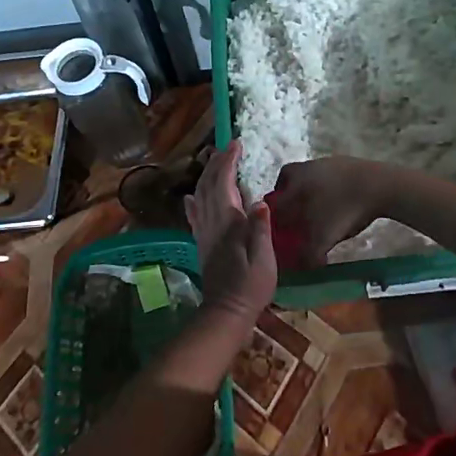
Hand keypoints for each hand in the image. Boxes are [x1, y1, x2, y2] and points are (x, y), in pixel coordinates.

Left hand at [184, 140, 276, 320]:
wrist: (225, 312)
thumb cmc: (250, 287)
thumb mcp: (264, 260)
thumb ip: (260, 230)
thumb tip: (261, 202)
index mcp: (227, 222)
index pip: (224, 183)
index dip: (228, 162)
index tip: (236, 144)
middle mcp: (211, 223)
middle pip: (208, 185)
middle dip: (217, 163)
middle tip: (228, 147)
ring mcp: (203, 233)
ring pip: (199, 196)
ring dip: (205, 176)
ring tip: (214, 162)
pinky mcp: (201, 243)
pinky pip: (194, 215)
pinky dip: (194, 200)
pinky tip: (191, 196)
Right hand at [264, 156, 390, 267]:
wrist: (380, 185)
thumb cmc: (344, 210)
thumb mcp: (323, 238)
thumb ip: (308, 256)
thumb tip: (302, 270)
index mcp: (293, 186)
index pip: (272, 202)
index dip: (273, 218)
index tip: (280, 230)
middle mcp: (303, 170)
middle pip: (285, 181)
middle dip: (285, 196)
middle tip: (293, 214)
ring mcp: (324, 162)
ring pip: (306, 177)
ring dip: (307, 192)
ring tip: (318, 211)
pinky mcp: (342, 161)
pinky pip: (326, 176)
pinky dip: (326, 189)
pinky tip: (338, 202)